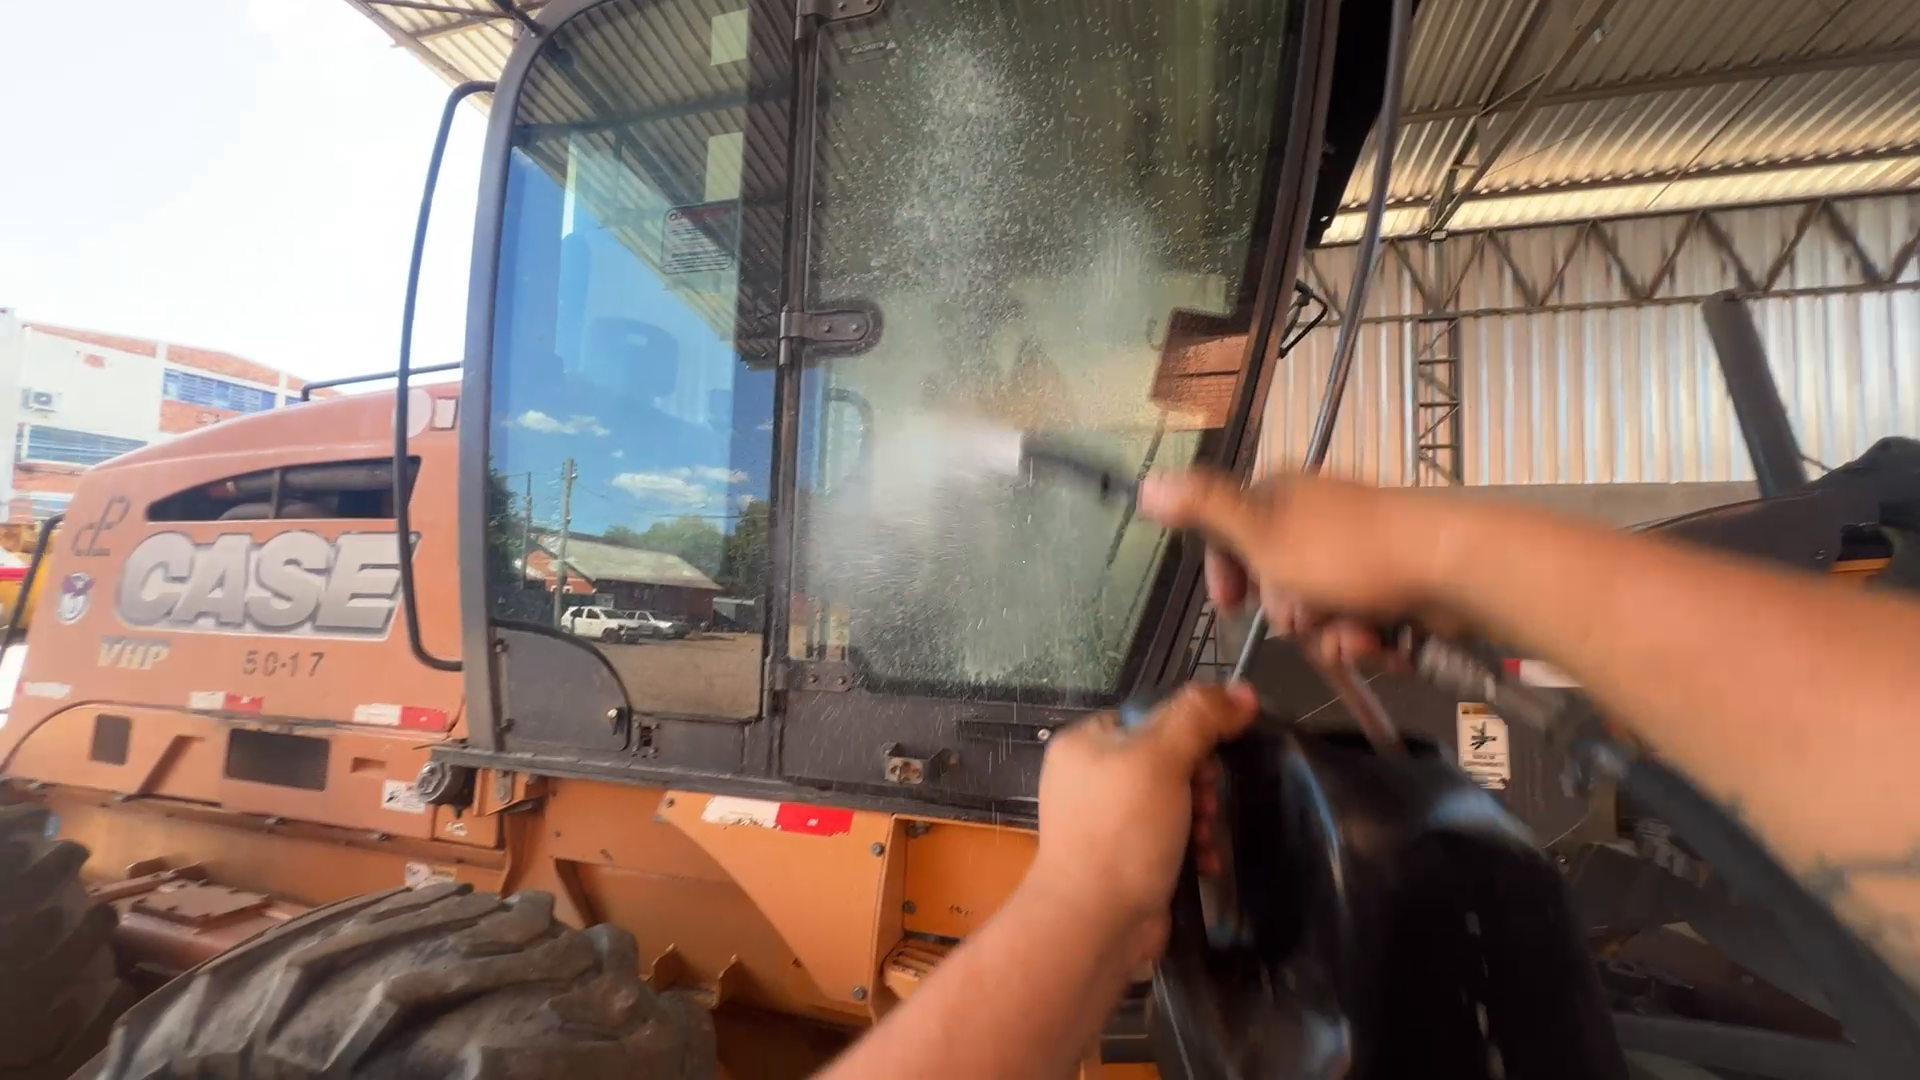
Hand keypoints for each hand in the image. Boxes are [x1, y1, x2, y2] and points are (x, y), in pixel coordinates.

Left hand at [1026, 683, 1259, 966]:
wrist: (1094, 920)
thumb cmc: (1122, 829)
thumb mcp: (1160, 757)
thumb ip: (1199, 717)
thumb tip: (1243, 689)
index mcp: (1085, 740)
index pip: (1148, 716)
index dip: (1189, 733)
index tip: (1214, 757)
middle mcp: (1088, 774)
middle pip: (1163, 758)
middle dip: (1198, 780)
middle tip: (1210, 801)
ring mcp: (1102, 818)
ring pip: (1169, 799)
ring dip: (1199, 814)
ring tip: (1207, 834)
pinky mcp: (1119, 855)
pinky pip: (1163, 835)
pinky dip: (1188, 844)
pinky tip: (1204, 860)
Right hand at [1137, 469, 1456, 665]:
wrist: (1455, 568)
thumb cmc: (1346, 552)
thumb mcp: (1259, 532)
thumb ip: (1202, 510)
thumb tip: (1146, 483)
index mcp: (1280, 496)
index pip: (1229, 532)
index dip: (1225, 572)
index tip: (1229, 604)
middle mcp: (1313, 518)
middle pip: (1272, 579)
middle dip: (1287, 611)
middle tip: (1302, 616)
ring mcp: (1354, 550)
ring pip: (1314, 608)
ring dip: (1328, 634)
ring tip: (1352, 634)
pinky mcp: (1388, 580)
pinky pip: (1354, 619)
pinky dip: (1362, 637)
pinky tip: (1377, 641)